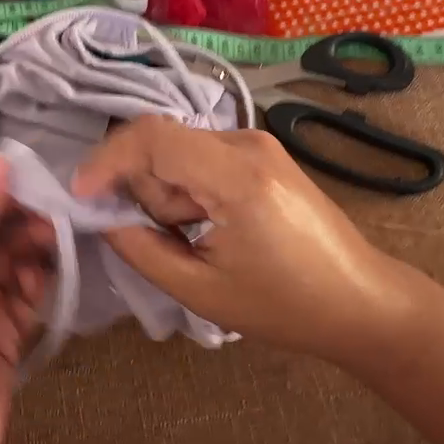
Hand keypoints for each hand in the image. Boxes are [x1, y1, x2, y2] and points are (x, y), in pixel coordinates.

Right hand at [72, 115, 405, 358]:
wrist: (362, 301)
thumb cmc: (286, 305)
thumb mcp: (203, 291)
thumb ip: (142, 249)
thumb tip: (102, 217)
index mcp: (238, 176)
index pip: (154, 138)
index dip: (108, 160)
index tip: (82, 196)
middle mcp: (247, 142)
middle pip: (162, 143)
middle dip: (145, 189)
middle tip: (168, 238)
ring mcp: (257, 142)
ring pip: (177, 150)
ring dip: (169, 192)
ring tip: (198, 239)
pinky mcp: (260, 151)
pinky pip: (199, 156)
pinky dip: (188, 188)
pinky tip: (211, 225)